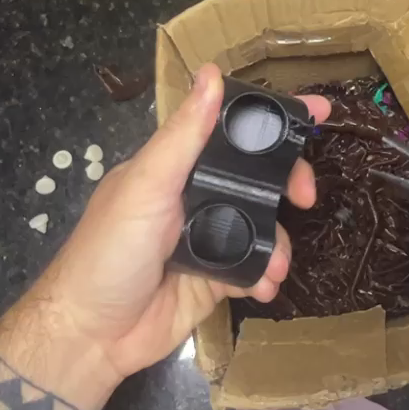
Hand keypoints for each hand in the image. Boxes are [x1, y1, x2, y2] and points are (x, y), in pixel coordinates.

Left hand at [27, 63, 328, 385]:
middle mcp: (197, 195)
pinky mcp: (217, 278)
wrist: (90, 336)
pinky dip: (266, 274)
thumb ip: (183, 135)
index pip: (229, 130)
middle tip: (306, 197)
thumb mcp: (145, 185)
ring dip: (279, 242)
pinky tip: (264, 285)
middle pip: (259, 176)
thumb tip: (211, 72)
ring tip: (275, 266)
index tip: (318, 110)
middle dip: (290, 182)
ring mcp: (209, 237)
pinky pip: (255, 267)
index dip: (271, 119)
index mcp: (177, 165)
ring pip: (264, 225)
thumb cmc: (110, 250)